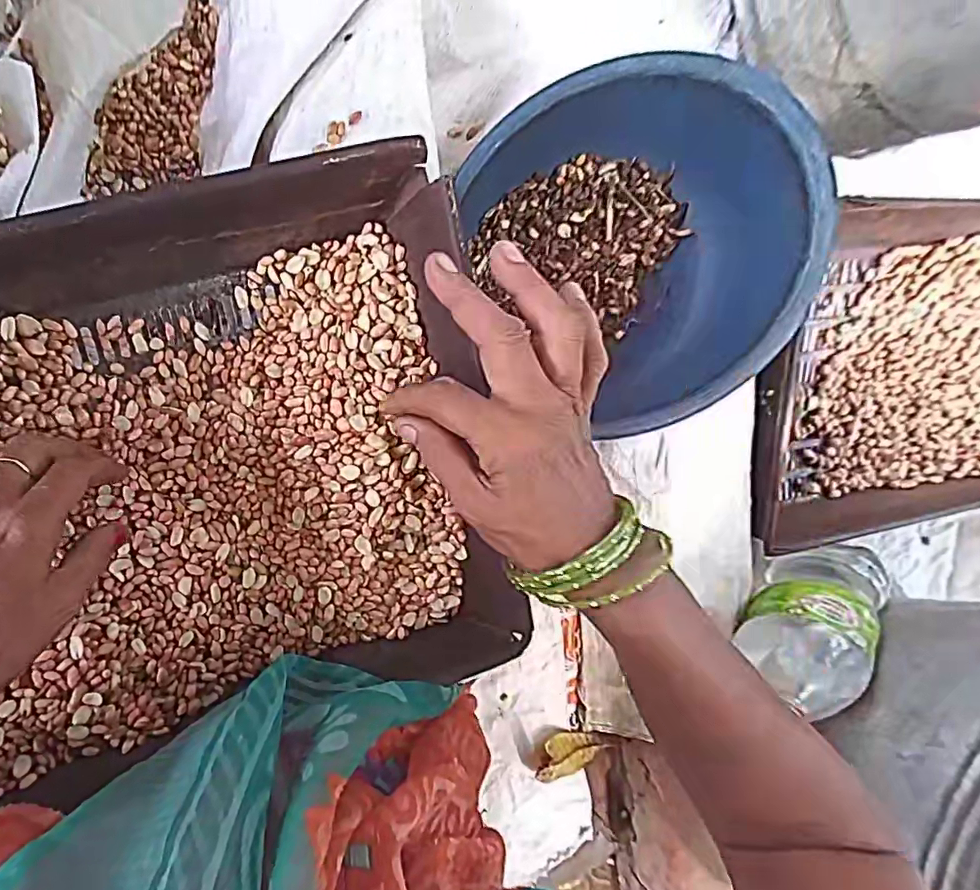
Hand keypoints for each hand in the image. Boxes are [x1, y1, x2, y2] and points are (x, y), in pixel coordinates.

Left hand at [0, 434, 126, 748]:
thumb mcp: (56, 608)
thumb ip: (89, 559)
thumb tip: (113, 529)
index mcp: (27, 526)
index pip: (72, 470)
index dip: (100, 464)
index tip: (114, 472)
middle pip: (30, 447)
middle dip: (66, 447)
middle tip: (86, 462)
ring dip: (24, 455)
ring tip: (43, 471)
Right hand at [381, 241, 617, 570]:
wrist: (585, 547)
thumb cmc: (526, 531)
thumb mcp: (470, 504)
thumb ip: (440, 456)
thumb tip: (408, 421)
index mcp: (507, 435)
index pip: (447, 398)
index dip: (412, 397)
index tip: (390, 405)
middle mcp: (541, 406)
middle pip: (503, 337)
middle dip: (467, 299)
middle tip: (441, 267)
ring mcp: (568, 399)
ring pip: (556, 328)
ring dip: (531, 285)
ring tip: (505, 252)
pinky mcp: (583, 402)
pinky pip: (590, 351)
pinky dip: (580, 317)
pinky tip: (567, 290)